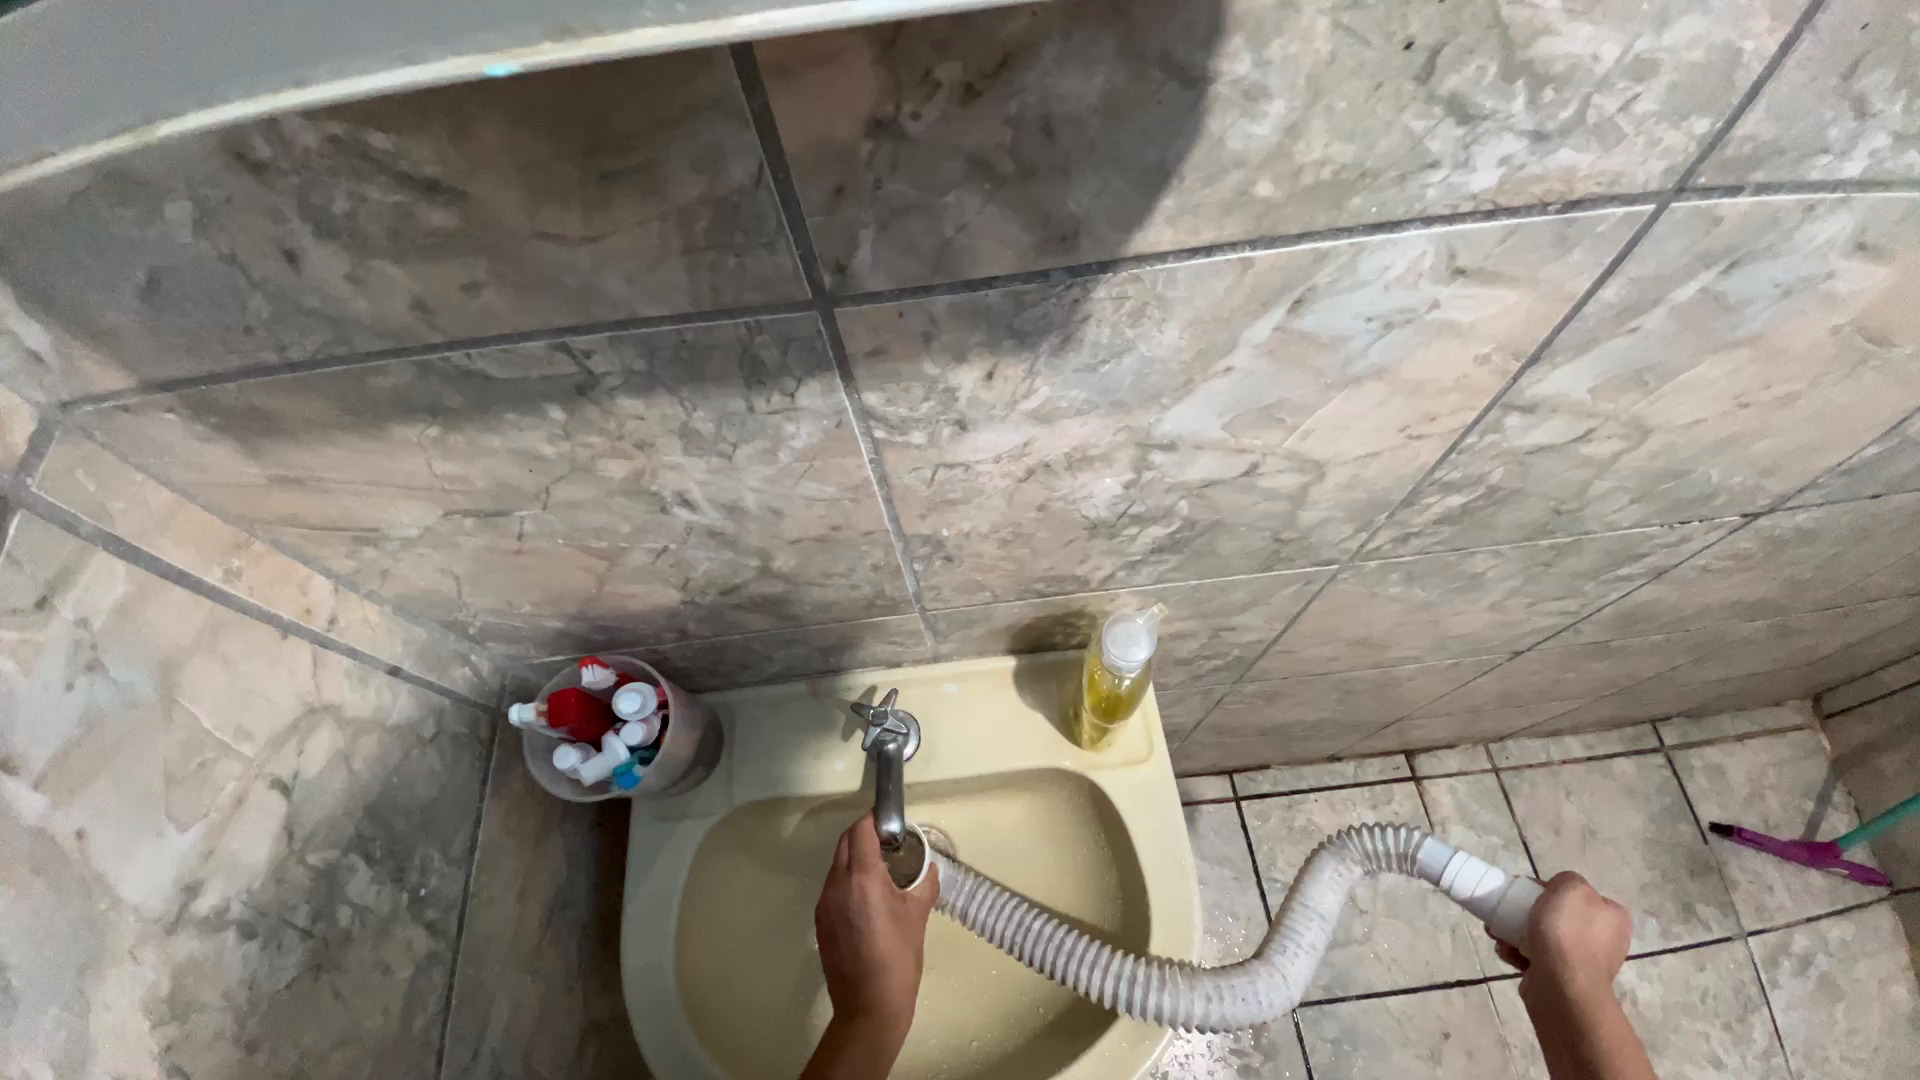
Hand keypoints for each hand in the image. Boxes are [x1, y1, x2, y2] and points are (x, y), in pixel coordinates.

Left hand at [814, 812, 940, 1040]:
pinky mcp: (821, 921)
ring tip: (882, 870)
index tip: (891, 822)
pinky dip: (848, 880)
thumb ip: (925, 883)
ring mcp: (825, 904)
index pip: (861, 831)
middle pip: (845, 843)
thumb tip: (930, 868)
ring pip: (837, 865)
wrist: (869, 1008)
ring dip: (855, 858)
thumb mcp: (918, 915)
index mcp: (863, 878)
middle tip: (889, 842)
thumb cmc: (899, 958)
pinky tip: (868, 897)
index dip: (874, 820)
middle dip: (864, 835)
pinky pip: (833, 887)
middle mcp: (837, 885)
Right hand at [1492, 871, 1631, 1000]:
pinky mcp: (1564, 978)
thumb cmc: (1567, 932)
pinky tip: (1507, 951)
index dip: (1550, 889)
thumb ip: (1568, 878)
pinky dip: (1517, 952)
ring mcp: (1584, 962)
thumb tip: (1559, 891)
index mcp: (1613, 918)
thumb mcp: (1571, 887)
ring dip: (1515, 931)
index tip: (1527, 890)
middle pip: (1556, 915)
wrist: (1563, 985)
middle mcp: (1604, 940)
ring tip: (1498, 933)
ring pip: (1541, 935)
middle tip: (1505, 910)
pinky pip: (1536, 956)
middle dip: (1525, 912)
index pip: (1579, 895)